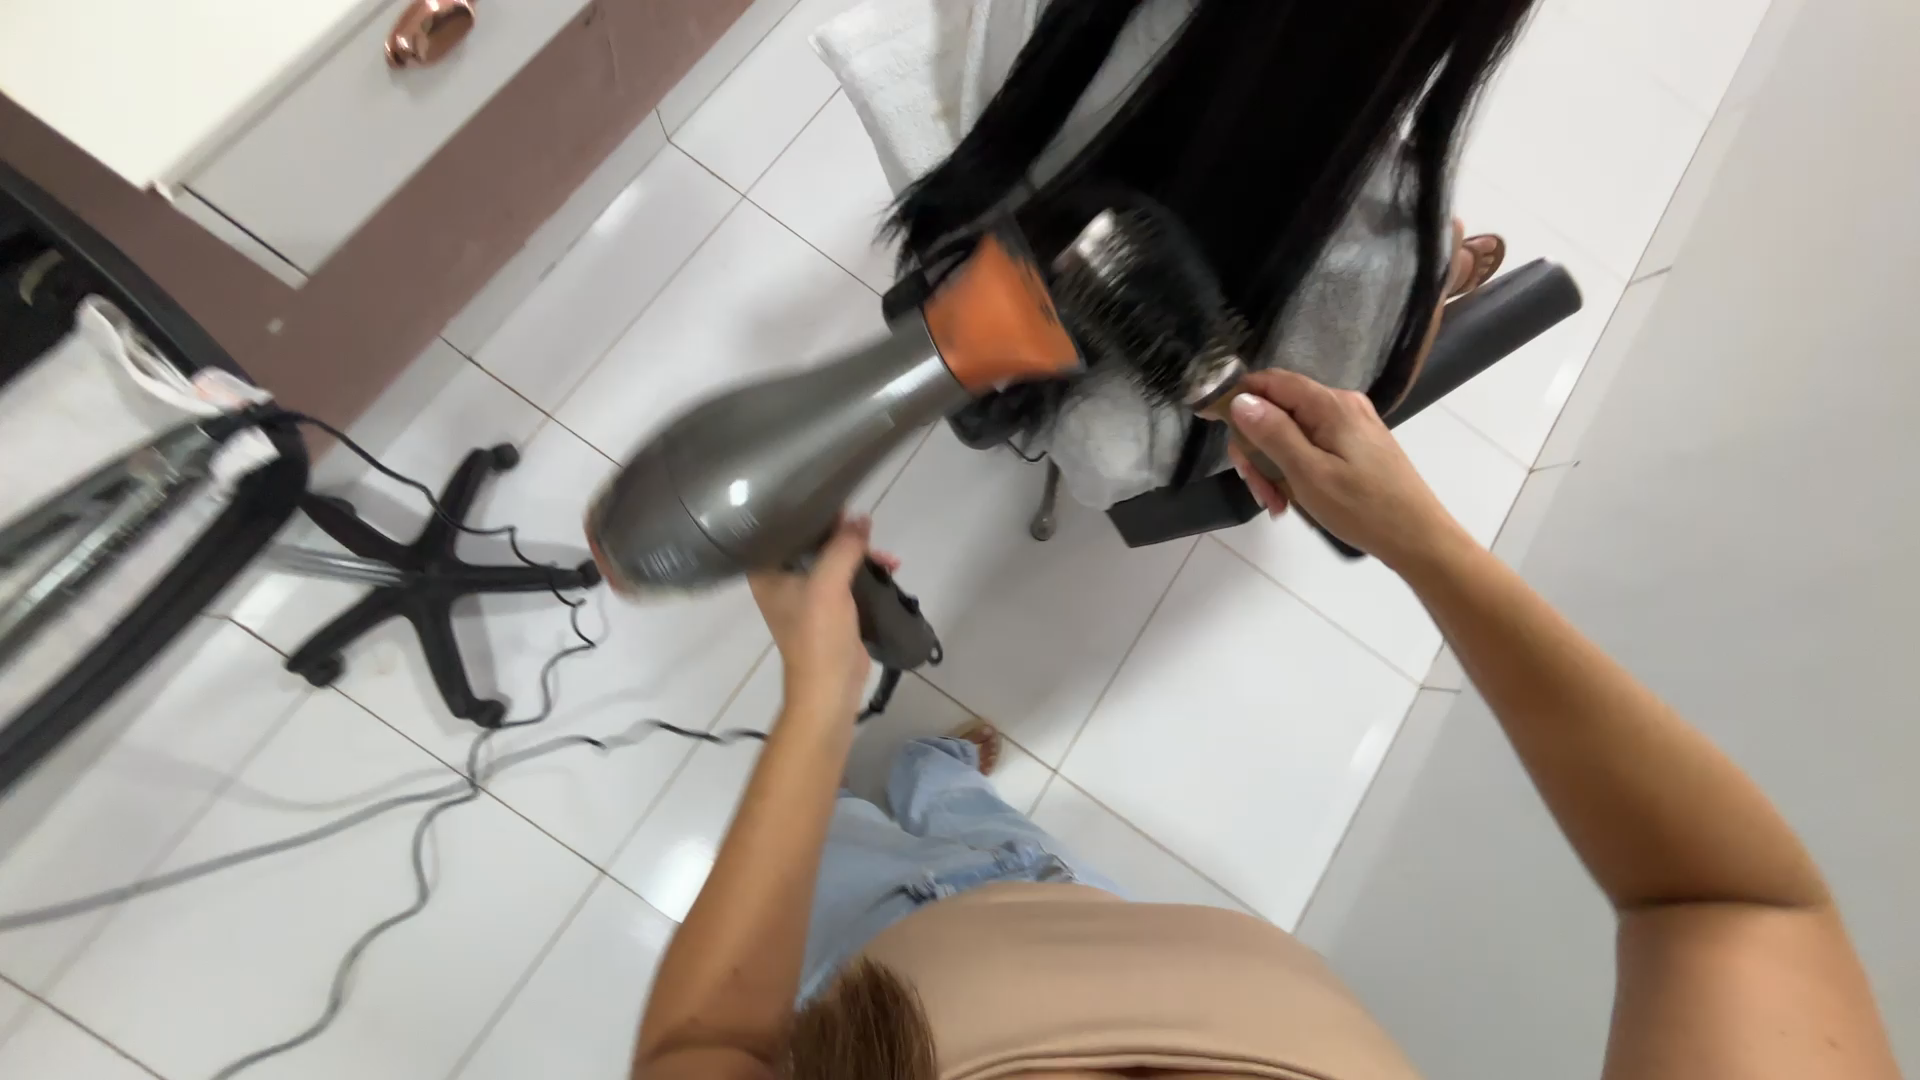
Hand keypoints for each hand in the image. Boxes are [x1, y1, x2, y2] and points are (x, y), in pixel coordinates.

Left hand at [747, 517, 894, 720]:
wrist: (830, 689)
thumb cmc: (818, 636)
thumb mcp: (828, 585)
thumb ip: (843, 547)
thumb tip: (862, 518)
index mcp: (767, 572)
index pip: (784, 528)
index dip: (810, 512)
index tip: (836, 498)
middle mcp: (782, 579)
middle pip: (812, 541)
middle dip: (844, 535)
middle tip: (868, 531)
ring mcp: (806, 594)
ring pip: (833, 559)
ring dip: (860, 554)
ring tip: (887, 558)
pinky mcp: (828, 608)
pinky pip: (846, 578)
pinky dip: (865, 571)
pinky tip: (888, 568)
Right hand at [1225, 369, 1468, 568]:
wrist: (1418, 538)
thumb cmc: (1362, 508)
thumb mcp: (1307, 473)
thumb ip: (1272, 434)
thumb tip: (1240, 400)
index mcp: (1330, 406)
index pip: (1271, 382)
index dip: (1236, 396)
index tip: (1208, 421)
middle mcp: (1340, 406)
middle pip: (1277, 412)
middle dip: (1255, 448)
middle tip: (1256, 489)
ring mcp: (1349, 426)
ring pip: (1289, 434)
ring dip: (1272, 466)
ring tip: (1276, 504)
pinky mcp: (1354, 446)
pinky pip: (1308, 447)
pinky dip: (1292, 470)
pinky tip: (1291, 499)